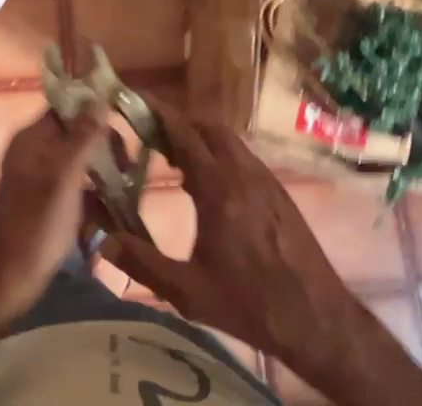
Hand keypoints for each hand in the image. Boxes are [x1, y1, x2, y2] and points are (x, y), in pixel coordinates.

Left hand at [0, 109, 107, 330]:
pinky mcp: (49, 207)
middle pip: (78, 135)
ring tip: (128, 193)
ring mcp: (42, 181)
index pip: (67, 107)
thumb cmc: (33, 226)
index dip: (96, 110)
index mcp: (32, 138)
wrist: (4, 282)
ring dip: (106, 174)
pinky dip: (97, 198)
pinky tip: (115, 215)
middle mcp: (36, 153)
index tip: (127, 124)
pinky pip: (79, 191)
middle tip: (128, 169)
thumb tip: (100, 96)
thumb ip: (81, 137)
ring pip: (82, 164)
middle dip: (106, 147)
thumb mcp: (62, 177)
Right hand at [101, 102, 360, 365]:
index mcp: (218, 189)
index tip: (132, 101)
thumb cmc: (250, 305)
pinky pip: (244, 158)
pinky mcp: (280, 194)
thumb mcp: (187, 292)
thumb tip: (101, 239)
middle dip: (177, 123)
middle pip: (207, 127)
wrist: (319, 321)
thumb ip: (141, 263)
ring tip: (174, 160)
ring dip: (200, 139)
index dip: (156, 112)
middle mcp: (243, 174)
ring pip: (229, 141)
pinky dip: (220, 155)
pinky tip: (209, 185)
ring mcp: (266, 181)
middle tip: (150, 136)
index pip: (183, 132)